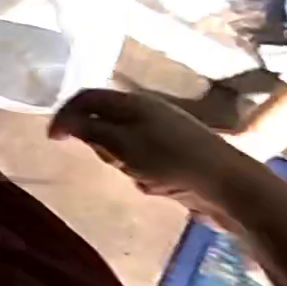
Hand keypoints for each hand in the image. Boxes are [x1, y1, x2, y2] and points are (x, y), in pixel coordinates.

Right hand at [49, 89, 277, 221]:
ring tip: (134, 174)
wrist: (233, 187)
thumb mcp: (117, 144)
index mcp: (131, 102)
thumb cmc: (169, 160)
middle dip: (95, 141)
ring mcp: (165, 131)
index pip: (84, 97)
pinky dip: (139, 169)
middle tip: (105, 159)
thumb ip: (85, 129)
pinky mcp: (178, 152)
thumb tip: (62, 122)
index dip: (63, 114)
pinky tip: (154, 183)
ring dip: (118, 158)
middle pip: (101, 119)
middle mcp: (147, 110)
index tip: (53, 139)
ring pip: (120, 141)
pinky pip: (142, 157)